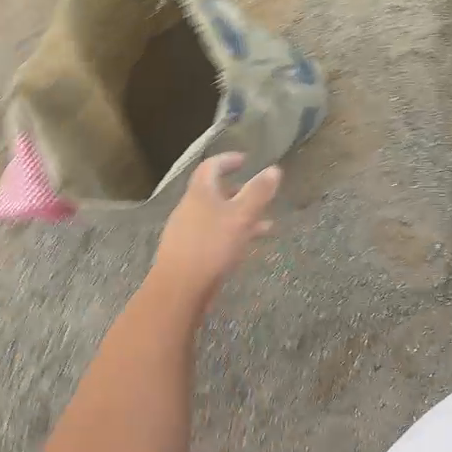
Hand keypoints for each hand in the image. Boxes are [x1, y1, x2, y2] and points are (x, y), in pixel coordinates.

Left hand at [150, 152, 281, 307]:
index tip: (245, 160)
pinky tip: (245, 247)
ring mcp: (185, 232)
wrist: (178, 291)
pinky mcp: (187, 254)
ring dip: (238, 216)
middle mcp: (189, 208)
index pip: (211, 166)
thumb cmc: (211, 246)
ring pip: (215, 216)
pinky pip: (212, 235)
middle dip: (237, 191)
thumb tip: (274, 169)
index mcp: (200, 193)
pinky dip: (230, 234)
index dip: (228, 160)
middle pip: (213, 192)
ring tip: (263, 224)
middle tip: (256, 193)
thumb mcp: (242, 216)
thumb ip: (258, 192)